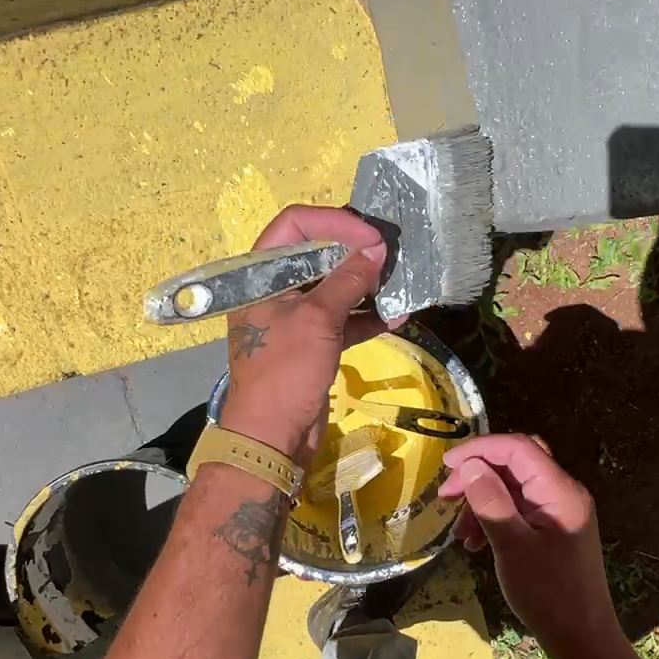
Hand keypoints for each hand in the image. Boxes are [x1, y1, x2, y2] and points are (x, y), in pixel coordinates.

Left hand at [218, 205, 391, 464]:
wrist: (271, 437)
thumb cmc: (285, 372)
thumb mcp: (318, 320)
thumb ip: (347, 280)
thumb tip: (376, 249)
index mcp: (259, 274)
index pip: (295, 224)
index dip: (334, 221)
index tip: (371, 236)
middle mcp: (273, 289)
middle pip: (316, 253)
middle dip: (354, 251)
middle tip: (390, 254)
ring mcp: (293, 318)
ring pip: (333, 287)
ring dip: (365, 284)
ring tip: (399, 281)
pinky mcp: (311, 344)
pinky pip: (341, 320)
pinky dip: (366, 317)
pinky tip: (398, 316)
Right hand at [438, 435, 620, 652]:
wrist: (582, 637)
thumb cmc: (548, 593)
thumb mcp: (512, 546)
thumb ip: (491, 502)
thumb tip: (471, 466)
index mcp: (559, 490)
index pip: (518, 448)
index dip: (480, 449)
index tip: (446, 466)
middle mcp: (563, 493)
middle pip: (516, 464)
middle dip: (478, 474)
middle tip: (447, 497)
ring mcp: (559, 512)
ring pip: (514, 488)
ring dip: (482, 501)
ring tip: (460, 533)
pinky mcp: (553, 530)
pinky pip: (519, 510)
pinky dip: (494, 518)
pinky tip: (476, 543)